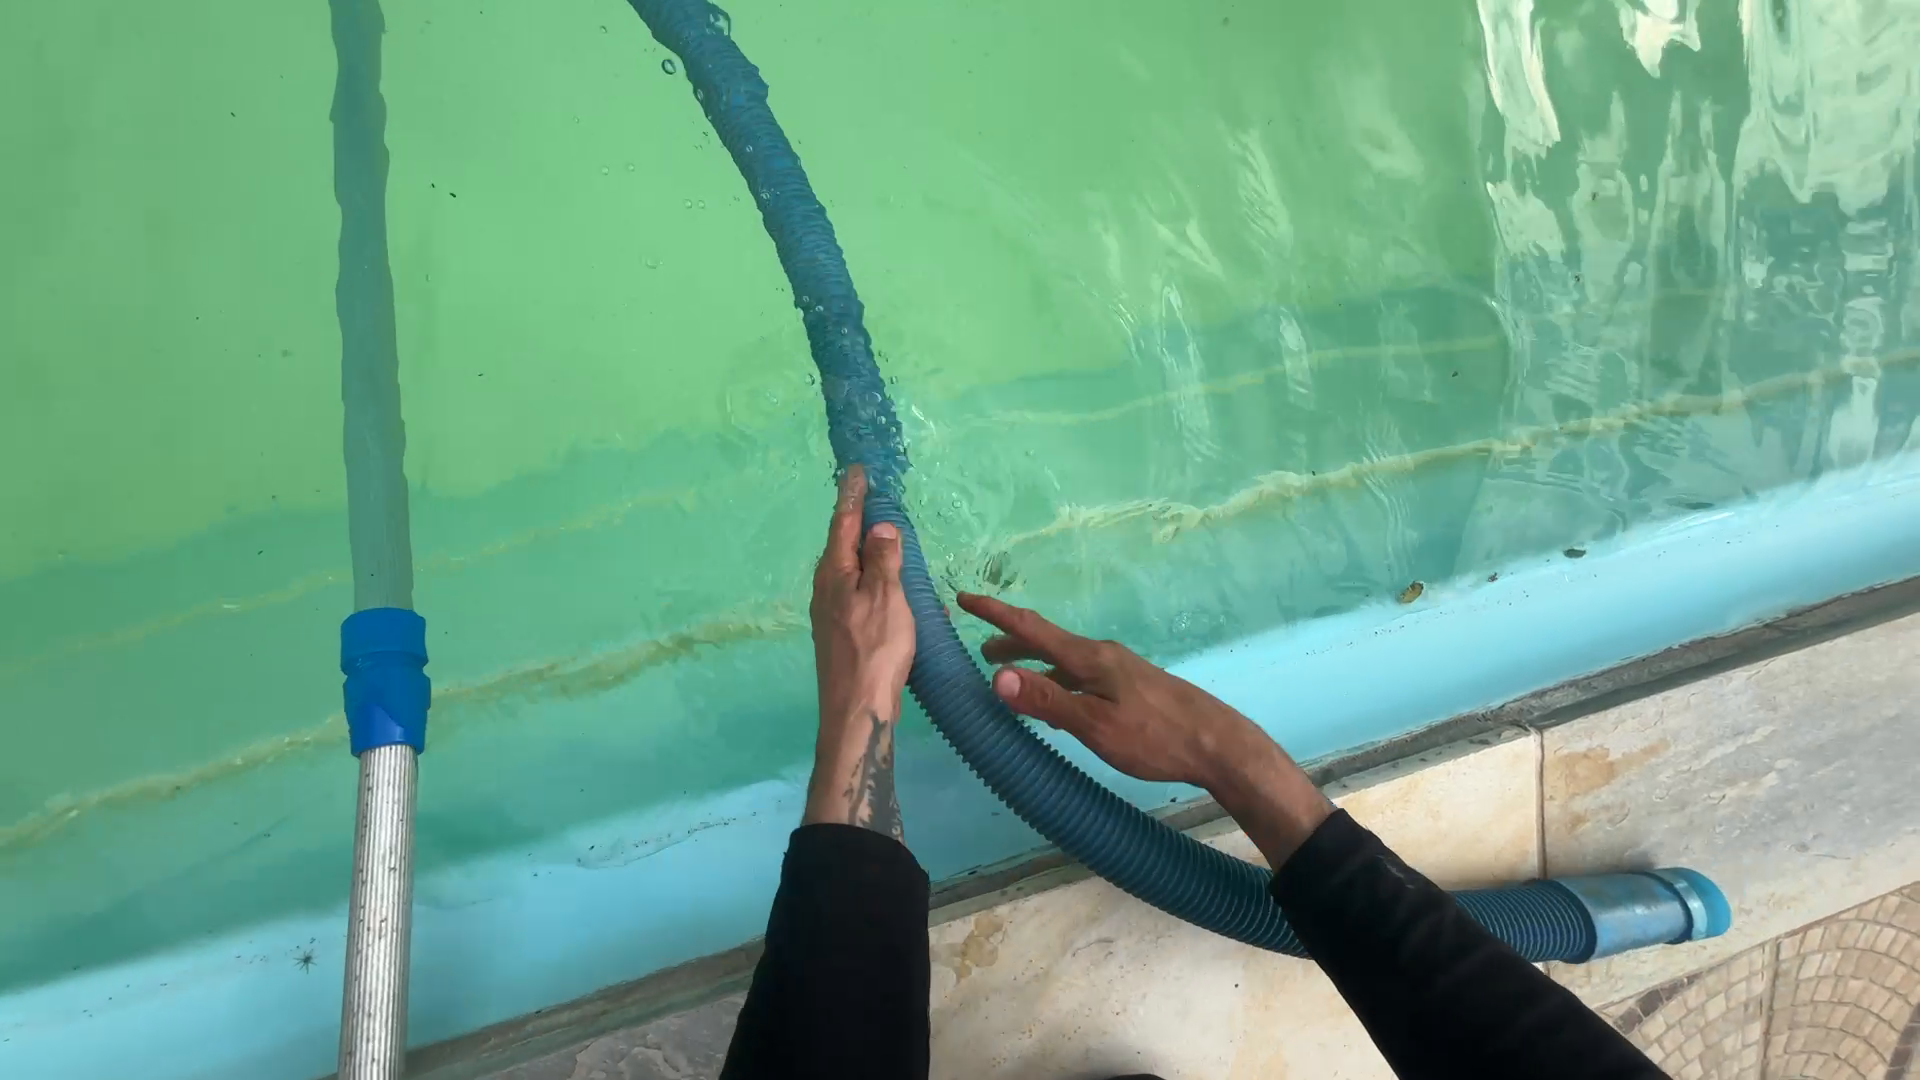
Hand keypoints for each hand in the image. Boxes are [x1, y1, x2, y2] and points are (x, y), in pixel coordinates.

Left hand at [810, 466, 914, 717]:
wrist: (856, 710)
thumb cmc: (875, 648)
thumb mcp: (885, 596)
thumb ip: (883, 559)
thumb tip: (879, 528)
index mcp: (834, 573)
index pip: (844, 522)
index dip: (853, 496)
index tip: (858, 471)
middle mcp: (826, 589)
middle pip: (843, 546)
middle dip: (859, 523)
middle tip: (875, 501)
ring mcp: (831, 614)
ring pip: (853, 573)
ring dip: (871, 556)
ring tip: (891, 545)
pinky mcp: (842, 635)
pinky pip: (862, 597)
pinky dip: (880, 587)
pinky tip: (901, 597)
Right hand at [954, 592, 1259, 789]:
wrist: (1217, 743)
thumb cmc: (1155, 736)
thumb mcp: (1095, 724)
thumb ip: (1047, 700)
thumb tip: (997, 676)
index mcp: (1088, 657)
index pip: (1030, 627)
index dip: (995, 613)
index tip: (965, 597)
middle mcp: (1100, 654)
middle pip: (1045, 641)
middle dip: (1010, 643)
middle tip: (980, 652)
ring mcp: (1117, 669)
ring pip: (1063, 660)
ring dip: (1033, 665)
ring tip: (1011, 679)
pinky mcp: (1129, 686)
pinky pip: (1079, 676)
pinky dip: (1056, 681)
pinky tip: (1059, 704)